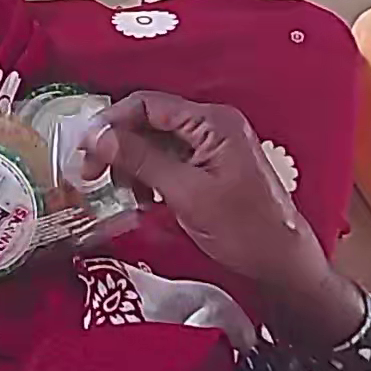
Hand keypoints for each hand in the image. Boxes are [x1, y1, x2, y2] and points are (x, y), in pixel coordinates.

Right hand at [78, 92, 366, 344]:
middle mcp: (211, 124)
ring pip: (155, 141)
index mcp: (211, 121)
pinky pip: (168, 159)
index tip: (85, 149)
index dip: (111, 122)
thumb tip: (96, 135)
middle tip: (91, 172)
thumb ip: (140, 160)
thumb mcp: (185, 194)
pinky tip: (142, 199)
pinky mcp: (209, 165)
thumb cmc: (242, 229)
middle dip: (118, 144)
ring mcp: (212, 144)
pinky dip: (149, 175)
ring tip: (121, 192)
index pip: (147, 104)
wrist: (285, 266)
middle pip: (149, 121)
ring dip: (132, 163)